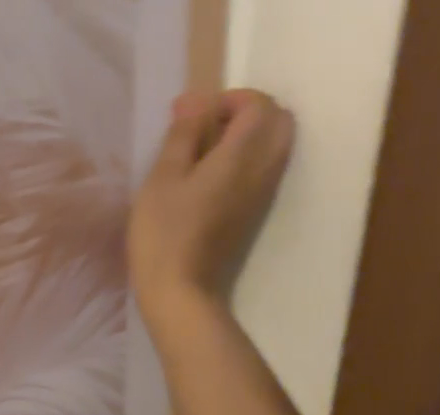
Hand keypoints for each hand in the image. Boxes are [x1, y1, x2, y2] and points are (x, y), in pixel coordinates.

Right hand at [129, 89, 295, 317]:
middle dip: (247, 113)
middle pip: (278, 118)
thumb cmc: (163, 234)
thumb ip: (183, 135)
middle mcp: (265, 165)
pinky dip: (248, 158)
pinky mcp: (256, 211)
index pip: (256, 104)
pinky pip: (266, 167)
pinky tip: (213, 177)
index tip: (191, 118)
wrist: (181, 290)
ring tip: (206, 153)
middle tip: (206, 129)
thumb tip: (196, 99)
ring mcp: (264, 190)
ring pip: (276, 143)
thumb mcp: (162, 179)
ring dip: (249, 136)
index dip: (226, 100)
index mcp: (243, 152)